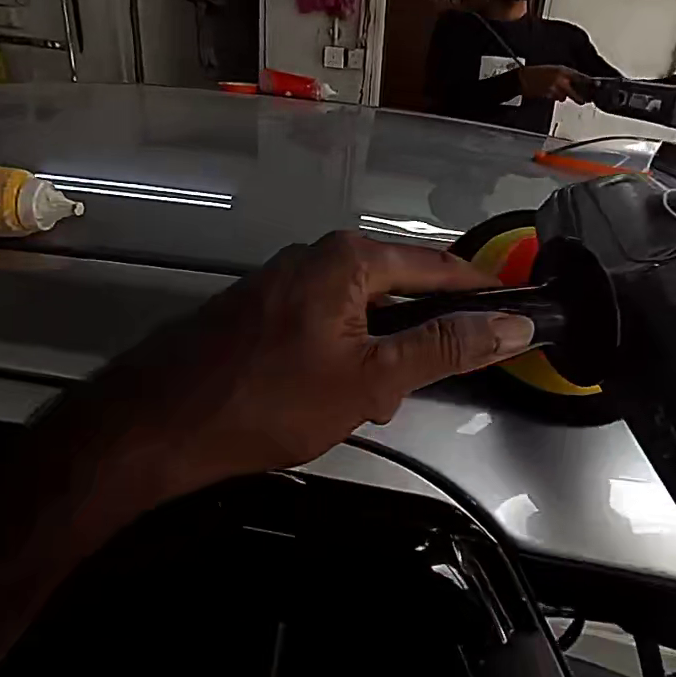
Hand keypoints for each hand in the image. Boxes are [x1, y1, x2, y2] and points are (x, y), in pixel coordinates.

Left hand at [43, 232, 536, 502]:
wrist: (165, 421)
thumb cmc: (271, 399)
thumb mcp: (370, 378)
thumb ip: (443, 347)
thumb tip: (509, 325)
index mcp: (346, 259)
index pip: (435, 265)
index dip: (477, 291)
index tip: (510, 312)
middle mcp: (312, 256)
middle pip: (393, 287)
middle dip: (415, 335)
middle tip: (426, 383)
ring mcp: (280, 280)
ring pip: (355, 311)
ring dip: (375, 354)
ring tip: (370, 403)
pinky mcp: (259, 307)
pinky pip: (320, 322)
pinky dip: (339, 354)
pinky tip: (329, 395)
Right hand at [519, 64, 591, 101]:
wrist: (522, 79)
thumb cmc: (536, 73)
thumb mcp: (554, 70)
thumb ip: (566, 76)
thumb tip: (576, 83)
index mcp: (563, 70)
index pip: (582, 78)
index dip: (591, 82)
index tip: (598, 86)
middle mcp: (561, 79)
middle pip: (577, 91)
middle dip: (581, 97)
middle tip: (584, 100)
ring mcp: (555, 88)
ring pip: (565, 96)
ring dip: (563, 96)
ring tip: (556, 91)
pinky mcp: (548, 95)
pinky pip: (557, 98)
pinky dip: (555, 97)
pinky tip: (549, 92)